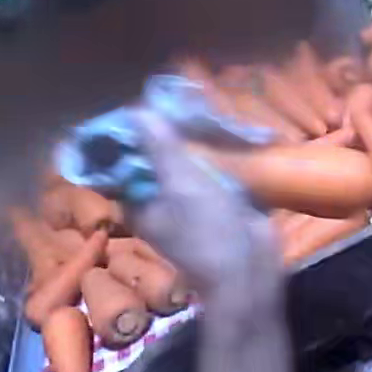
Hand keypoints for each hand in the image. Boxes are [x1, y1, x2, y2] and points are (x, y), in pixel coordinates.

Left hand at [130, 111, 280, 304]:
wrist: (249, 270)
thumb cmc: (208, 229)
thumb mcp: (181, 182)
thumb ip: (159, 146)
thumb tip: (136, 112)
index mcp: (138, 200)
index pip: (122, 160)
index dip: (128, 134)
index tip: (142, 106)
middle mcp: (158, 199)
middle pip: (154, 157)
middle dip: (165, 132)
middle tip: (176, 101)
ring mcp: (188, 200)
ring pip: (183, 161)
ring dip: (190, 141)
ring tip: (197, 109)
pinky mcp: (215, 201)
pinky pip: (207, 170)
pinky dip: (212, 154)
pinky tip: (220, 132)